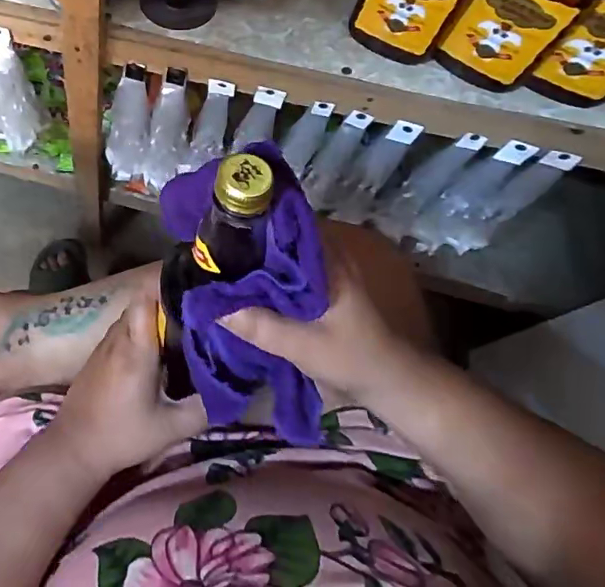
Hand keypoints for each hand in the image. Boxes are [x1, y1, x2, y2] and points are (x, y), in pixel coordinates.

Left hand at [51, 291, 207, 477]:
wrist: (74, 448)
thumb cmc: (122, 435)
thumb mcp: (170, 428)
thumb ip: (202, 408)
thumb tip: (231, 390)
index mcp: (136, 347)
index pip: (146, 295)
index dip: (169, 285)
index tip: (194, 289)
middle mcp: (120, 336)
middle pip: (144, 300)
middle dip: (169, 300)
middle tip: (197, 311)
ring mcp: (106, 342)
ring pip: (134, 313)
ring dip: (155, 315)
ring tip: (182, 327)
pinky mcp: (99, 352)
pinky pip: (125, 327)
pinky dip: (142, 328)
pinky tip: (157, 347)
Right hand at [218, 235, 419, 405]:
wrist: (392, 383)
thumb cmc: (354, 359)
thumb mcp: (304, 347)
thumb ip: (260, 326)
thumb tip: (213, 307)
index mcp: (325, 256)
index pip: (283, 222)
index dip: (251, 223)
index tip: (220, 227)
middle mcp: (325, 254)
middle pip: (279, 236)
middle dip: (247, 243)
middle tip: (212, 250)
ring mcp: (324, 269)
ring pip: (282, 254)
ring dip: (255, 259)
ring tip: (220, 265)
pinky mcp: (321, 287)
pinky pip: (287, 271)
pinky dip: (267, 275)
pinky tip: (245, 287)